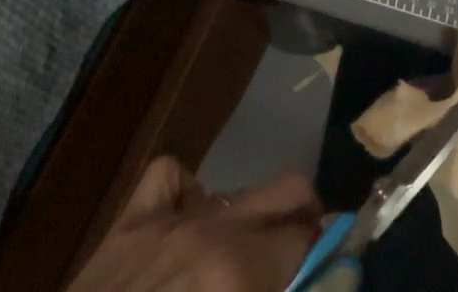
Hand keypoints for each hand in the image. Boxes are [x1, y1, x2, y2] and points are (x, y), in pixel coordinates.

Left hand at [69, 156, 322, 291]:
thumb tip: (318, 280)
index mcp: (242, 271)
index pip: (312, 239)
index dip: (329, 254)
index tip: (328, 269)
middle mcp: (214, 232)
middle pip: (289, 190)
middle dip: (307, 218)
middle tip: (303, 254)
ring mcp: (168, 222)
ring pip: (236, 192)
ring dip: (251, 221)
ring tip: (245, 255)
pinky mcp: (129, 224)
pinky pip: (170, 177)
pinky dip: (187, 193)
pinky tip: (188, 223)